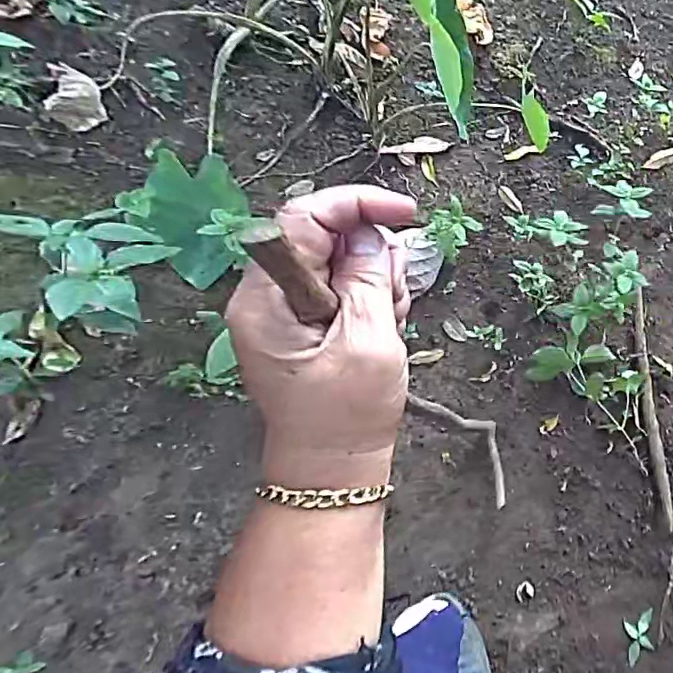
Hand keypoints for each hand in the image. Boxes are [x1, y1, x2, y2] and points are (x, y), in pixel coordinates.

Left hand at [226, 185, 418, 487]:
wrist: (332, 467)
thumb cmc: (347, 415)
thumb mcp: (369, 344)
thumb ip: (369, 280)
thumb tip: (370, 235)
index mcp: (267, 299)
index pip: (304, 218)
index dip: (358, 205)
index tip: (406, 213)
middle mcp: (266, 295)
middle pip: (324, 237)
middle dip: (372, 257)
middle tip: (396, 300)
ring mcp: (283, 308)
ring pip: (339, 260)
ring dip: (376, 282)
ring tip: (390, 326)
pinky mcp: (302, 320)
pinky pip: (341, 286)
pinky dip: (371, 299)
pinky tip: (382, 331)